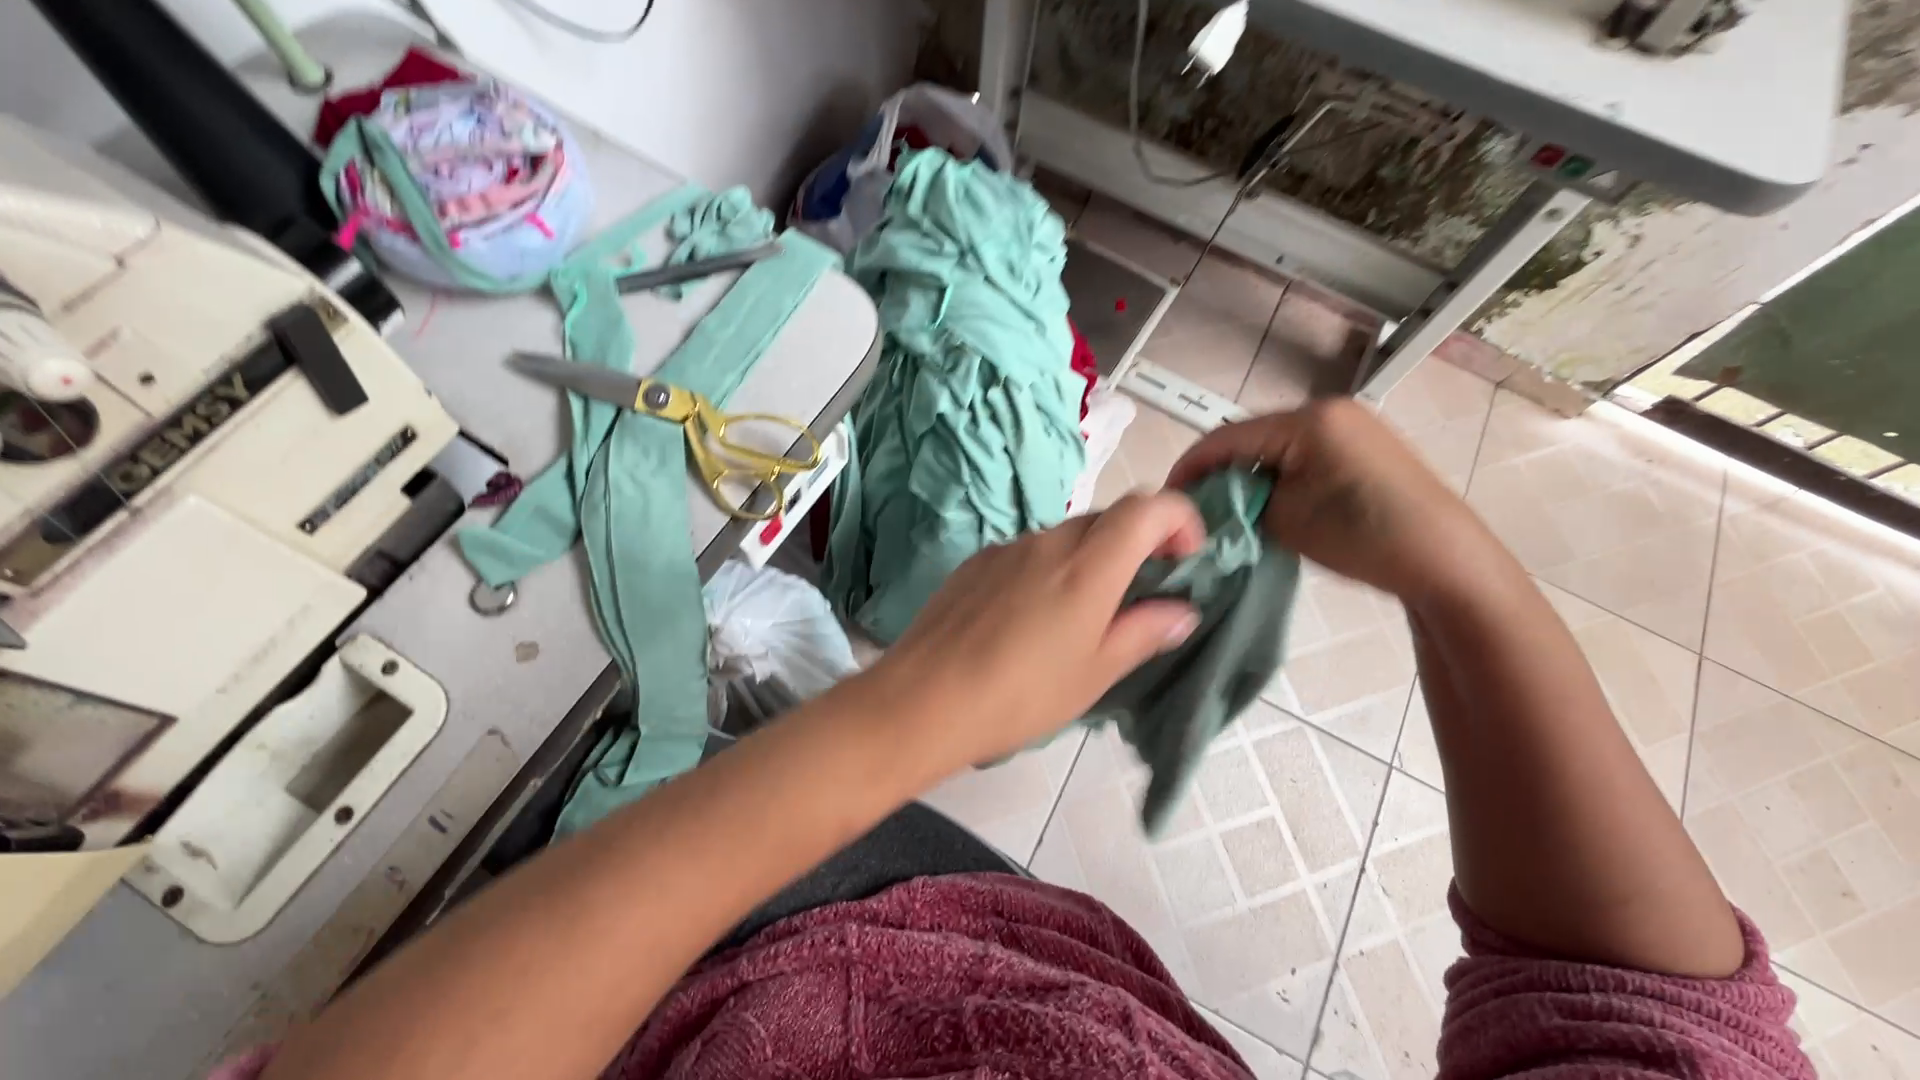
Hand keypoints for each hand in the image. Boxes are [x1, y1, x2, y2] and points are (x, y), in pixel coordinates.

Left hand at [864, 492, 1207, 776]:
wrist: (923, 699)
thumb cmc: (1020, 695)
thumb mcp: (1094, 673)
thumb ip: (1143, 632)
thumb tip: (1180, 610)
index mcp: (1089, 566)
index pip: (1148, 507)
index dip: (1179, 518)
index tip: (1186, 556)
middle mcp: (1049, 542)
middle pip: (1108, 518)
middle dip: (1137, 542)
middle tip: (1141, 592)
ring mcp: (1007, 548)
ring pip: (1065, 535)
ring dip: (1091, 558)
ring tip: (1083, 616)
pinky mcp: (976, 562)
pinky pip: (1028, 552)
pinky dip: (1049, 569)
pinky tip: (1031, 619)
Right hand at [1167, 398, 1514, 605]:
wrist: (1444, 560)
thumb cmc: (1361, 536)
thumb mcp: (1285, 520)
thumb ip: (1240, 501)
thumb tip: (1214, 499)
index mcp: (1308, 418)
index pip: (1226, 436)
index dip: (1190, 468)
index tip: (1168, 498)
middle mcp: (1331, 410)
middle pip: (1252, 437)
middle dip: (1222, 472)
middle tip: (1199, 509)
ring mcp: (1354, 426)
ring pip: (1279, 447)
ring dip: (1252, 476)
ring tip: (1233, 512)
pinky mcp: (1367, 447)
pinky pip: (1306, 455)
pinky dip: (1282, 478)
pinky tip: (1273, 506)